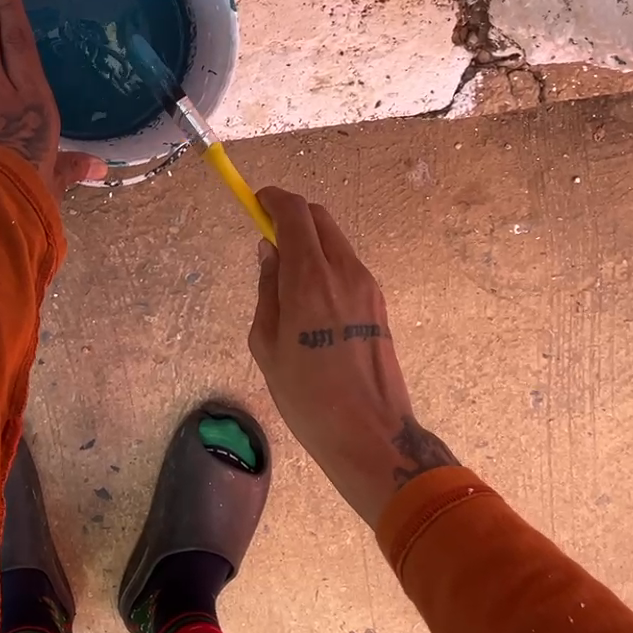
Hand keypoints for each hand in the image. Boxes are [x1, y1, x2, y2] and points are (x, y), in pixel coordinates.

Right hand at [248, 187, 459, 528]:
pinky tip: (310, 297)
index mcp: (309, 279)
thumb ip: (267, 288)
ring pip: (335, 238)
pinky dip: (324, 261)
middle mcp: (343, 271)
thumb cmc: (306, 395)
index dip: (272, 199)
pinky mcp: (378, 301)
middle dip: (291, 215)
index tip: (254, 202)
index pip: (294, 213)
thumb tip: (269, 250)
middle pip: (319, 216)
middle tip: (267, 235)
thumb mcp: (266, 343)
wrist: (371, 434)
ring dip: (310, 239)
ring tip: (287, 275)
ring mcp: (366, 285)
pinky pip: (346, 263)